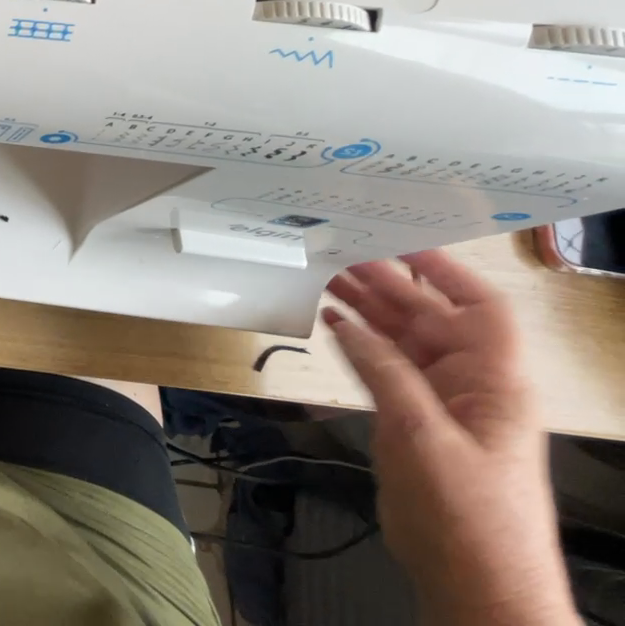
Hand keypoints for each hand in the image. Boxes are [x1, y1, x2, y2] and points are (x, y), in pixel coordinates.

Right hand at [325, 251, 575, 625]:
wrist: (476, 581)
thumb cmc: (467, 514)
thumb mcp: (424, 437)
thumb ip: (387, 374)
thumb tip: (349, 323)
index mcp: (496, 384)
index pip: (480, 310)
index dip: (446, 272)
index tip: (400, 240)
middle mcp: (472, 385)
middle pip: (432, 319)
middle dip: (390, 284)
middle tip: (339, 253)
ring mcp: (442, 402)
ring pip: (404, 339)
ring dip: (369, 309)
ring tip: (327, 277)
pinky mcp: (414, 420)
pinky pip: (386, 366)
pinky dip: (359, 341)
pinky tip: (333, 322)